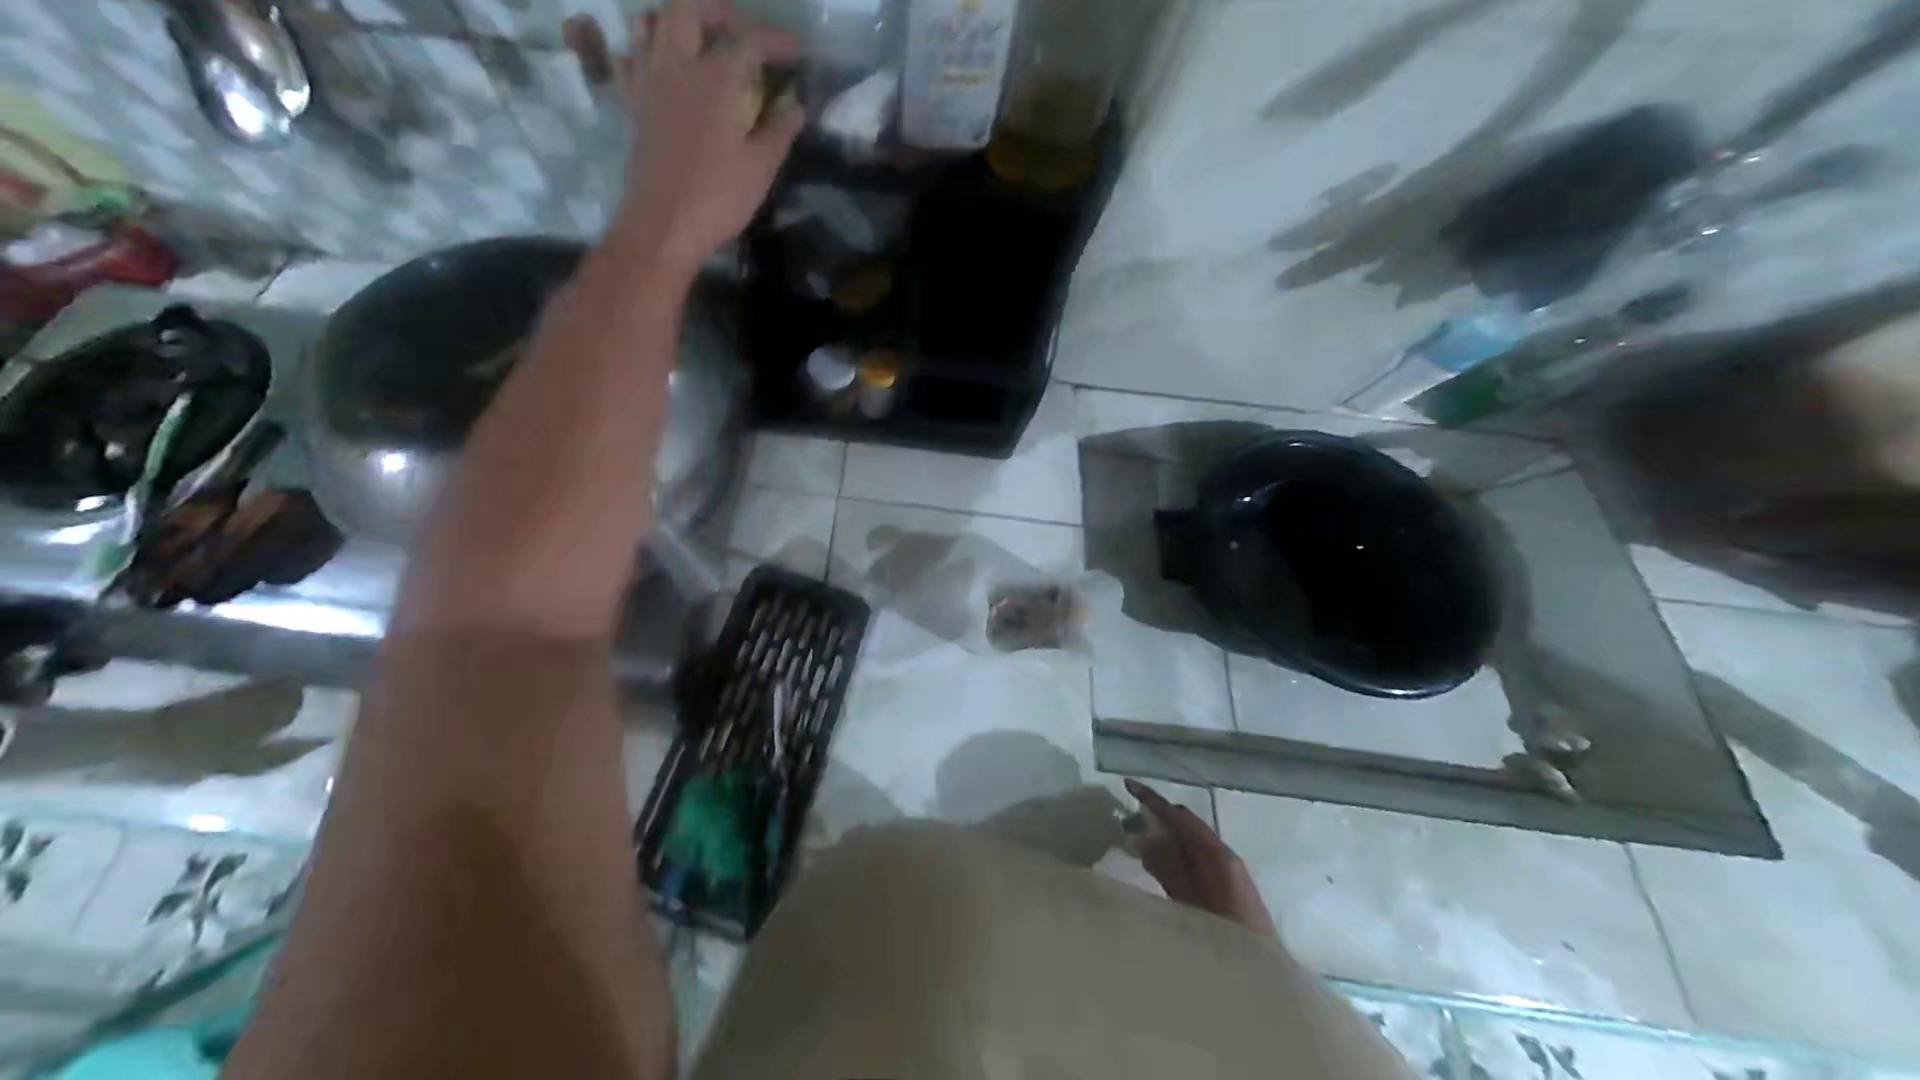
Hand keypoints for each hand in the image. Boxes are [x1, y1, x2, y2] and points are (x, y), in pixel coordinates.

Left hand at [613, 0, 802, 272]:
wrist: (664, 225)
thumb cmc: (718, 198)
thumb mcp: (761, 167)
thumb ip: (780, 128)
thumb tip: (795, 102)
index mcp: (716, 80)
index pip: (748, 40)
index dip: (776, 41)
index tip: (797, 54)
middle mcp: (677, 66)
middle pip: (689, 8)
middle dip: (719, 13)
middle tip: (742, 35)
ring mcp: (649, 82)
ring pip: (651, 21)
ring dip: (678, 21)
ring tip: (702, 42)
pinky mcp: (633, 104)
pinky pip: (630, 57)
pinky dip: (647, 50)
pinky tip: (664, 67)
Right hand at [1126, 779, 1277, 938]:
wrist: (1263, 982)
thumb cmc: (1225, 938)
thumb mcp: (1189, 901)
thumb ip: (1168, 869)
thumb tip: (1144, 838)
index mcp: (1217, 855)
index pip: (1181, 816)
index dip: (1153, 799)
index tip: (1128, 786)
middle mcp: (1224, 857)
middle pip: (1186, 826)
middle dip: (1157, 818)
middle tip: (1127, 817)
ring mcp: (1227, 874)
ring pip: (1190, 844)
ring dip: (1164, 839)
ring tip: (1134, 841)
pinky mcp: (1225, 890)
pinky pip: (1194, 862)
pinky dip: (1174, 857)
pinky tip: (1156, 867)